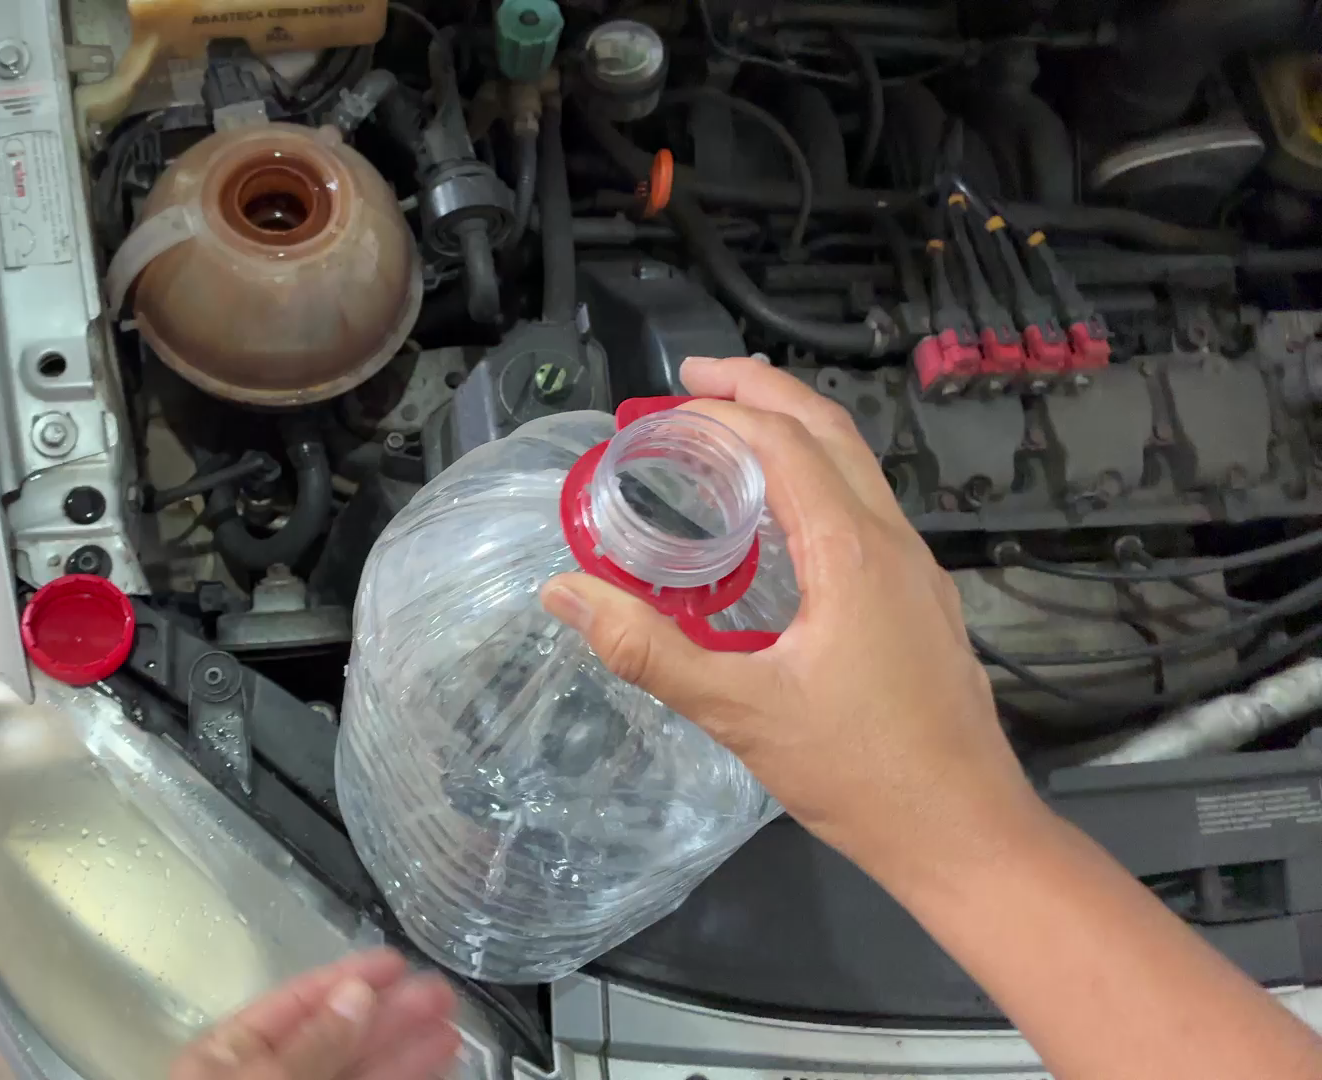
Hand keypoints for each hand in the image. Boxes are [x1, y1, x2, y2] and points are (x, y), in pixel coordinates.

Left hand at [169, 948, 459, 1079]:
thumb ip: (309, 1050)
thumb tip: (357, 994)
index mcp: (230, 1057)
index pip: (297, 1003)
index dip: (348, 978)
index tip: (397, 964)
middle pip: (336, 1041)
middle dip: (390, 1017)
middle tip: (441, 995)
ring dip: (404, 1058)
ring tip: (450, 1034)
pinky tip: (426, 1076)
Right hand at [539, 355, 1049, 891]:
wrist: (966, 836)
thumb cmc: (857, 771)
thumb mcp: (736, 710)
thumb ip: (643, 648)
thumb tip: (563, 591)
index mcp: (854, 553)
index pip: (786, 446)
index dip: (718, 415)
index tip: (654, 411)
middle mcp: (891, 542)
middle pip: (831, 429)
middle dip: (759, 390)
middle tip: (690, 380)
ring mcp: (909, 568)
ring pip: (852, 462)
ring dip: (786, 426)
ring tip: (720, 424)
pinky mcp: (908, 595)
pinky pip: (855, 501)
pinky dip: (804, 471)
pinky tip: (763, 506)